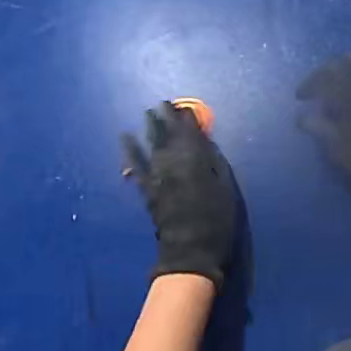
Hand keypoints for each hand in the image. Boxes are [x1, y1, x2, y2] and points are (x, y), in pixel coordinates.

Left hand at [122, 102, 238, 285]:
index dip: (187, 118)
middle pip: (169, 132)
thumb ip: (215, 162)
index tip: (183, 108)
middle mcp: (174, 160)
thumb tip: (206, 142)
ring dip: (150, 126)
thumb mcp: (225, 187)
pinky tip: (125, 137)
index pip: (190, 131)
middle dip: (166, 116)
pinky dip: (130, 149)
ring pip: (152, 143)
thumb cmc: (216, 219)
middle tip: (162, 104)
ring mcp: (157, 172)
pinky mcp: (146, 186)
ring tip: (148, 113)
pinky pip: (135, 163)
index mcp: (196, 159)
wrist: (191, 247)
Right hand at [296, 55, 350, 194]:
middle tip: (319, 88)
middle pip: (339, 63)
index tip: (300, 98)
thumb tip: (301, 115)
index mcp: (345, 88)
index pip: (319, 78)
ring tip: (341, 86)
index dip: (307, 86)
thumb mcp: (338, 146)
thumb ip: (317, 127)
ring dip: (347, 71)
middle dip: (325, 74)